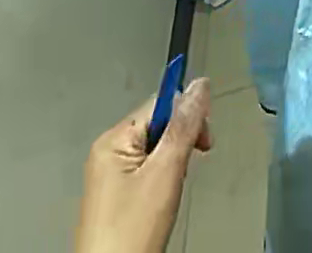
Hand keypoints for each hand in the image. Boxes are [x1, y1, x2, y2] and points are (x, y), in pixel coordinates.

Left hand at [75, 78, 212, 252]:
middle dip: (182, 141)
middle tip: (188, 168)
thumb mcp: (166, 171)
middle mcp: (108, 151)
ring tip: (173, 188)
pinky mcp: (116, 194)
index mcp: (113, 140)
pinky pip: (148, 168)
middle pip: (159, 124)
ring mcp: (110, 175)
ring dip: (174, 160)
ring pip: (157, 147)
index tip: (203, 143)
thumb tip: (201, 84)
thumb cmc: (135, 228)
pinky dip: (163, 176)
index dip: (187, 117)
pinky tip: (163, 198)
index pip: (162, 104)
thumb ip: (185, 125)